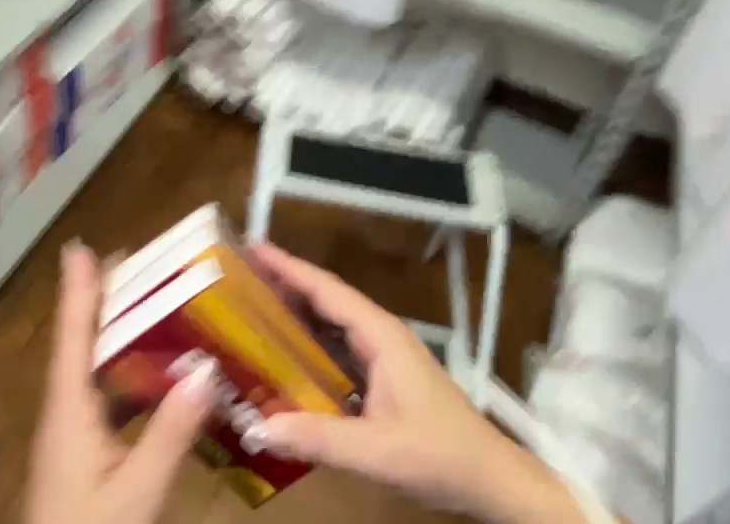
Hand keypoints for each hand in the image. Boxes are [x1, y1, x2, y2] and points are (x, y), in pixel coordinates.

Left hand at [26, 240, 215, 523]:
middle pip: (83, 346)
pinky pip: (108, 405)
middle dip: (107, 305)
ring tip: (157, 311)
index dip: (78, 291)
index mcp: (69, 410)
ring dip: (121, 341)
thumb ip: (169, 433)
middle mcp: (65, 414)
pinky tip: (161, 383)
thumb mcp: (136, 492)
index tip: (81, 246)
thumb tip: (205, 368)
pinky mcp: (84, 458)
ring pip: (96, 375)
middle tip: (142, 267)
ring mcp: (72, 438)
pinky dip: (133, 384)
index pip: (73, 337)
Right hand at [250, 244, 590, 523]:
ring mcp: (383, 358)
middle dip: (284, 285)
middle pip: (325, 300)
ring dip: (294, 316)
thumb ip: (318, 438)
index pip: (327, 290)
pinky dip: (308, 347)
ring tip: (250, 311)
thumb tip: (256, 428)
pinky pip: (337, 352)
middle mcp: (380, 337)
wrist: (492, 482)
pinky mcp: (383, 380)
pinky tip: (283, 360)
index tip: (252, 247)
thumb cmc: (441, 455)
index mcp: (381, 336)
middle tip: (237, 279)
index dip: (289, 267)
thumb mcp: (378, 451)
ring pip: (331, 325)